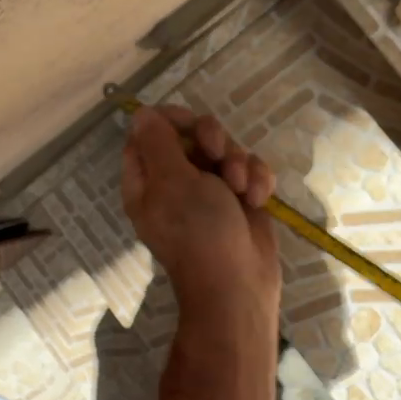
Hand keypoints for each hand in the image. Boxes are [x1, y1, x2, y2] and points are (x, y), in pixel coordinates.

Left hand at [121, 105, 280, 321]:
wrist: (239, 286)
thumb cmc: (198, 232)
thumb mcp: (172, 181)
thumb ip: (158, 142)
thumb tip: (141, 113)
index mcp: (148, 181)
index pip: (148, 132)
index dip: (170, 120)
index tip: (190, 122)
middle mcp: (175, 182)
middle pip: (192, 134)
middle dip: (212, 139)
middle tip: (218, 154)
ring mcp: (210, 191)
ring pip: (226, 149)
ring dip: (238, 162)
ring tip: (241, 188)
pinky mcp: (241, 199)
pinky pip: (249, 170)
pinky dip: (256, 180)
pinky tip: (258, 199)